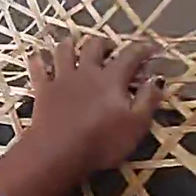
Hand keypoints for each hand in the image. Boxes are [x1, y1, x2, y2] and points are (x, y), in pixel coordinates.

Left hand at [22, 34, 162, 174]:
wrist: (58, 152)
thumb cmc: (102, 141)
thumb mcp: (136, 125)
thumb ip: (148, 100)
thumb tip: (157, 79)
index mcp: (112, 79)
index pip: (130, 56)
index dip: (143, 49)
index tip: (152, 47)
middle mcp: (86, 72)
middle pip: (94, 46)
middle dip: (104, 43)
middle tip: (110, 49)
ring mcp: (62, 79)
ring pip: (64, 51)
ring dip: (70, 44)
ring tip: (73, 44)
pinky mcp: (42, 90)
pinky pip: (38, 69)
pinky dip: (38, 60)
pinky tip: (38, 57)